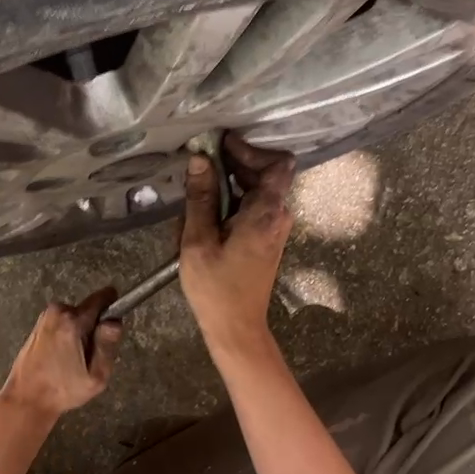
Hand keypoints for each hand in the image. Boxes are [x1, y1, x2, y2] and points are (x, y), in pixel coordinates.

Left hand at [0, 287, 123, 417]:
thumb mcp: (96, 376)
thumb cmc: (62, 390)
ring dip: (80, 335)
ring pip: (77, 318)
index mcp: (72, 322)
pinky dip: (67, 337)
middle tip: (88, 358)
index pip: (103, 298)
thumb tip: (115, 321)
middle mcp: (57, 312)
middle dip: (94, 330)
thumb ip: (108, 345)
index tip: (108, 334)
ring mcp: (45, 317)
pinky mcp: (39, 324)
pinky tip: (60, 359)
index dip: (112, 312)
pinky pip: (64, 324)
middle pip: (90, 311)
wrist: (26, 398)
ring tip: (72, 361)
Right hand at [179, 133, 295, 353]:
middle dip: (232, 164)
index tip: (220, 146)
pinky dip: (231, 202)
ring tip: (196, 192)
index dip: (250, 149)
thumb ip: (200, 198)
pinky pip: (251, 208)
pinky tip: (204, 213)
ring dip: (228, 184)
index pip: (277, 163)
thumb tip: (199, 159)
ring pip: (256, 190)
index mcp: (266, 213)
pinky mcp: (265, 239)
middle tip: (199, 165)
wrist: (236, 328)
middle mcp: (278, 216)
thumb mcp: (198, 241)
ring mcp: (274, 228)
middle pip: (265, 173)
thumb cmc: (216, 288)